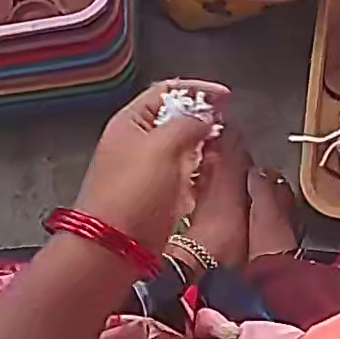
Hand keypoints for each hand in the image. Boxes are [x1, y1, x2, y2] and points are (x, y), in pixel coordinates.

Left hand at [73, 79, 229, 254]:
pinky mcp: (155, 194)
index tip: (225, 98)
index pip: (166, 92)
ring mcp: (146, 170)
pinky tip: (206, 180)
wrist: (114, 247)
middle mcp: (137, 142)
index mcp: (131, 122)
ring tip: (217, 156)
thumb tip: (207, 116)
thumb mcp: (163, 147)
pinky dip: (196, 174)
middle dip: (202, 123)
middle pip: (175, 120)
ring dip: (202, 150)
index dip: (197, 91)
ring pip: (182, 149)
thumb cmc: (133, 193)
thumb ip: (189, 123)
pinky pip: (182, 176)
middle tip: (223, 130)